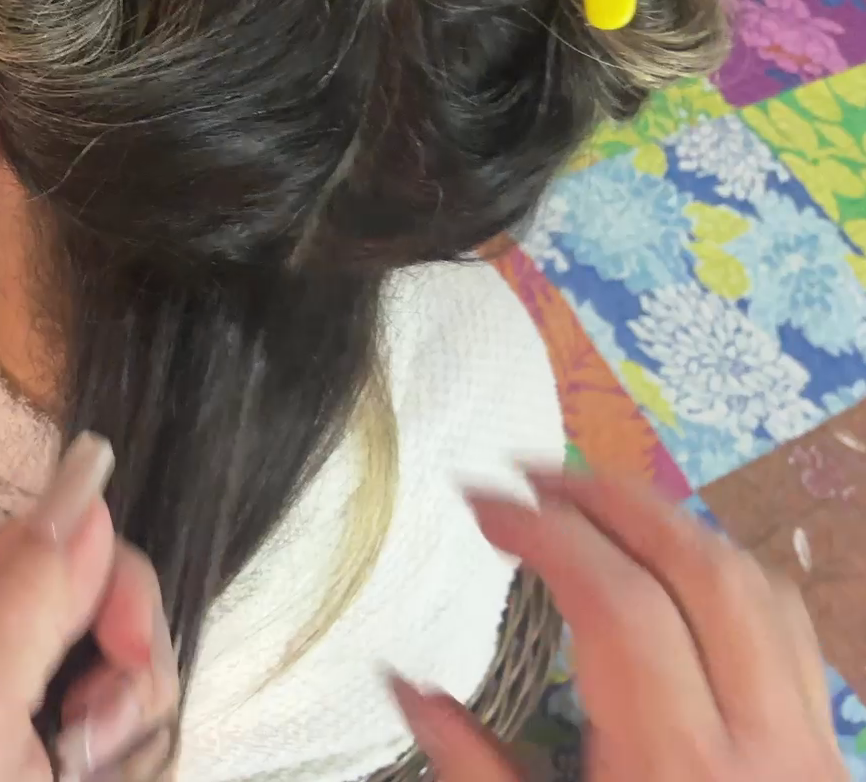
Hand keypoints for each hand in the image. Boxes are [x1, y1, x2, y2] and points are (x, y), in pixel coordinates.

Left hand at [0, 434, 178, 781]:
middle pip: (87, 609)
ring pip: (116, 679)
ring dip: (125, 724)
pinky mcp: (55, 768)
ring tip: (83, 773)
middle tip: (93, 736)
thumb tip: (87, 472)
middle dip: (117, 662)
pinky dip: (126, 755)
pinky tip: (97, 777)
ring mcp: (17, 724)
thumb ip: (27, 591)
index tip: (130, 639)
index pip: (34, 546)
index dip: (98, 572)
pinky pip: (122, 739)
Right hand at [392, 470, 845, 781]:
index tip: (478, 498)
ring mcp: (813, 747)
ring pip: (757, 590)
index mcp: (677, 764)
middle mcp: (766, 744)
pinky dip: (708, 565)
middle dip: (609, 498)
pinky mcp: (824, 753)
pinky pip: (778, 625)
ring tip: (583, 497)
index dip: (542, 530)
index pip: (615, 600)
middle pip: (703, 572)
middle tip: (528, 473)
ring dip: (664, 520)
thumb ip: (471, 767)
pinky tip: (654, 563)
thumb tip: (401, 684)